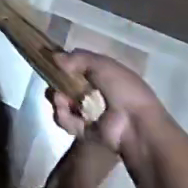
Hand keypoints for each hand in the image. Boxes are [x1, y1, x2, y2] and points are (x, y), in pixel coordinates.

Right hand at [46, 50, 164, 157]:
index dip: (66, 64)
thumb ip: (78, 58)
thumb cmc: (122, 88)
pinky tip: (62, 109)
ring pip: (64, 103)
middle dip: (57, 82)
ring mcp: (89, 113)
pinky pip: (67, 122)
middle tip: (52, 80)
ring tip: (59, 98)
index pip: (80, 67)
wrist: (135, 124)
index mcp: (104, 75)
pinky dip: (62, 116)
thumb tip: (54, 56)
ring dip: (58, 99)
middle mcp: (96, 93)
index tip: (51, 61)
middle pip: (68, 85)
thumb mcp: (103, 65)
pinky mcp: (83, 131)